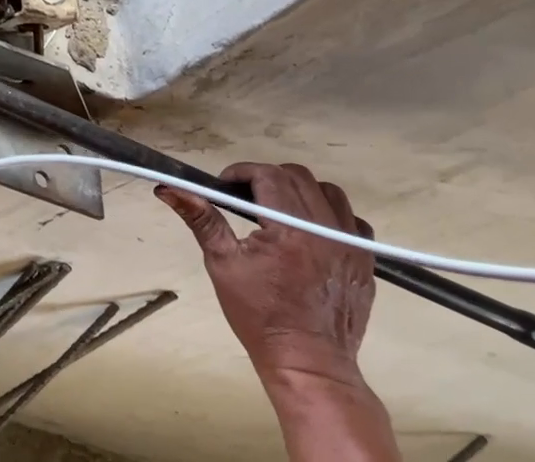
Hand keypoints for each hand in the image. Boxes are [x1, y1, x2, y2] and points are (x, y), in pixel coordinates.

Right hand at [157, 163, 376, 386]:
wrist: (307, 361)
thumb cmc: (258, 314)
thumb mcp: (221, 263)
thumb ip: (201, 219)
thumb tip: (168, 188)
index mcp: (290, 230)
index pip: (269, 175)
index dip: (241, 172)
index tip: (223, 187)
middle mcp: (327, 231)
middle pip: (298, 177)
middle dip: (266, 178)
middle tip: (244, 199)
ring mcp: (353, 246)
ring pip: (330, 193)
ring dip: (300, 191)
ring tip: (278, 211)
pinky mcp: (366, 262)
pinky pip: (353, 221)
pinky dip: (329, 215)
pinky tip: (310, 232)